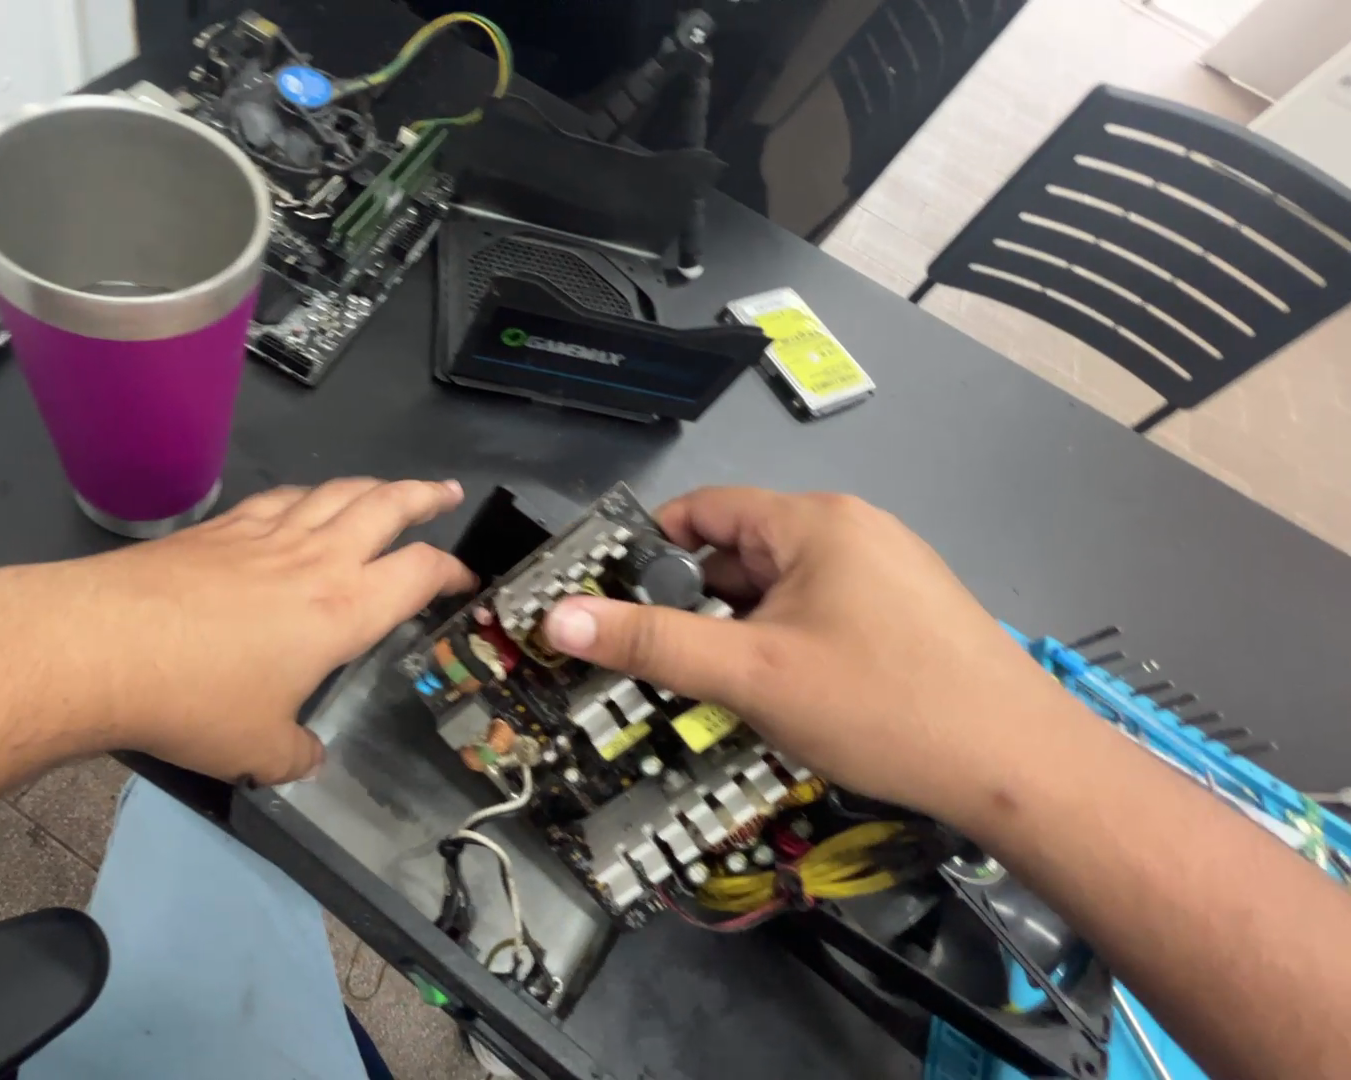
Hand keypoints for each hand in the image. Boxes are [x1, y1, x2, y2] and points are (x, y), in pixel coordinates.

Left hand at [0, 479, 474, 785]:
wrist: (100, 646)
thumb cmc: (194, 700)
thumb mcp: (257, 750)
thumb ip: (295, 756)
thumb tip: (306, 760)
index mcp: (343, 609)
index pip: (418, 574)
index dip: (452, 572)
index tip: (463, 580)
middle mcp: (316, 559)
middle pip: (387, 506)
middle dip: (425, 497)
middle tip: (446, 494)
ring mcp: (266, 535)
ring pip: (336, 491)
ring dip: (371, 487)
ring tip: (386, 492)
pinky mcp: (221, 527)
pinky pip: (282, 498)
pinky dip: (307, 496)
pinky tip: (303, 504)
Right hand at [540, 487, 1089, 822]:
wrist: (1028, 775)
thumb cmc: (880, 705)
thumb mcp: (749, 673)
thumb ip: (649, 642)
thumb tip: (558, 618)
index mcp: (811, 521)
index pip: (701, 509)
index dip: (648, 548)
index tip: (614, 598)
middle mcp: (848, 530)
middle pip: (735, 551)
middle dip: (692, 600)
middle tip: (664, 656)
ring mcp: (881, 570)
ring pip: (773, 586)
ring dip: (735, 626)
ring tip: (720, 681)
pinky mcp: (901, 610)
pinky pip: (812, 608)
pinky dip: (778, 638)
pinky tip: (779, 688)